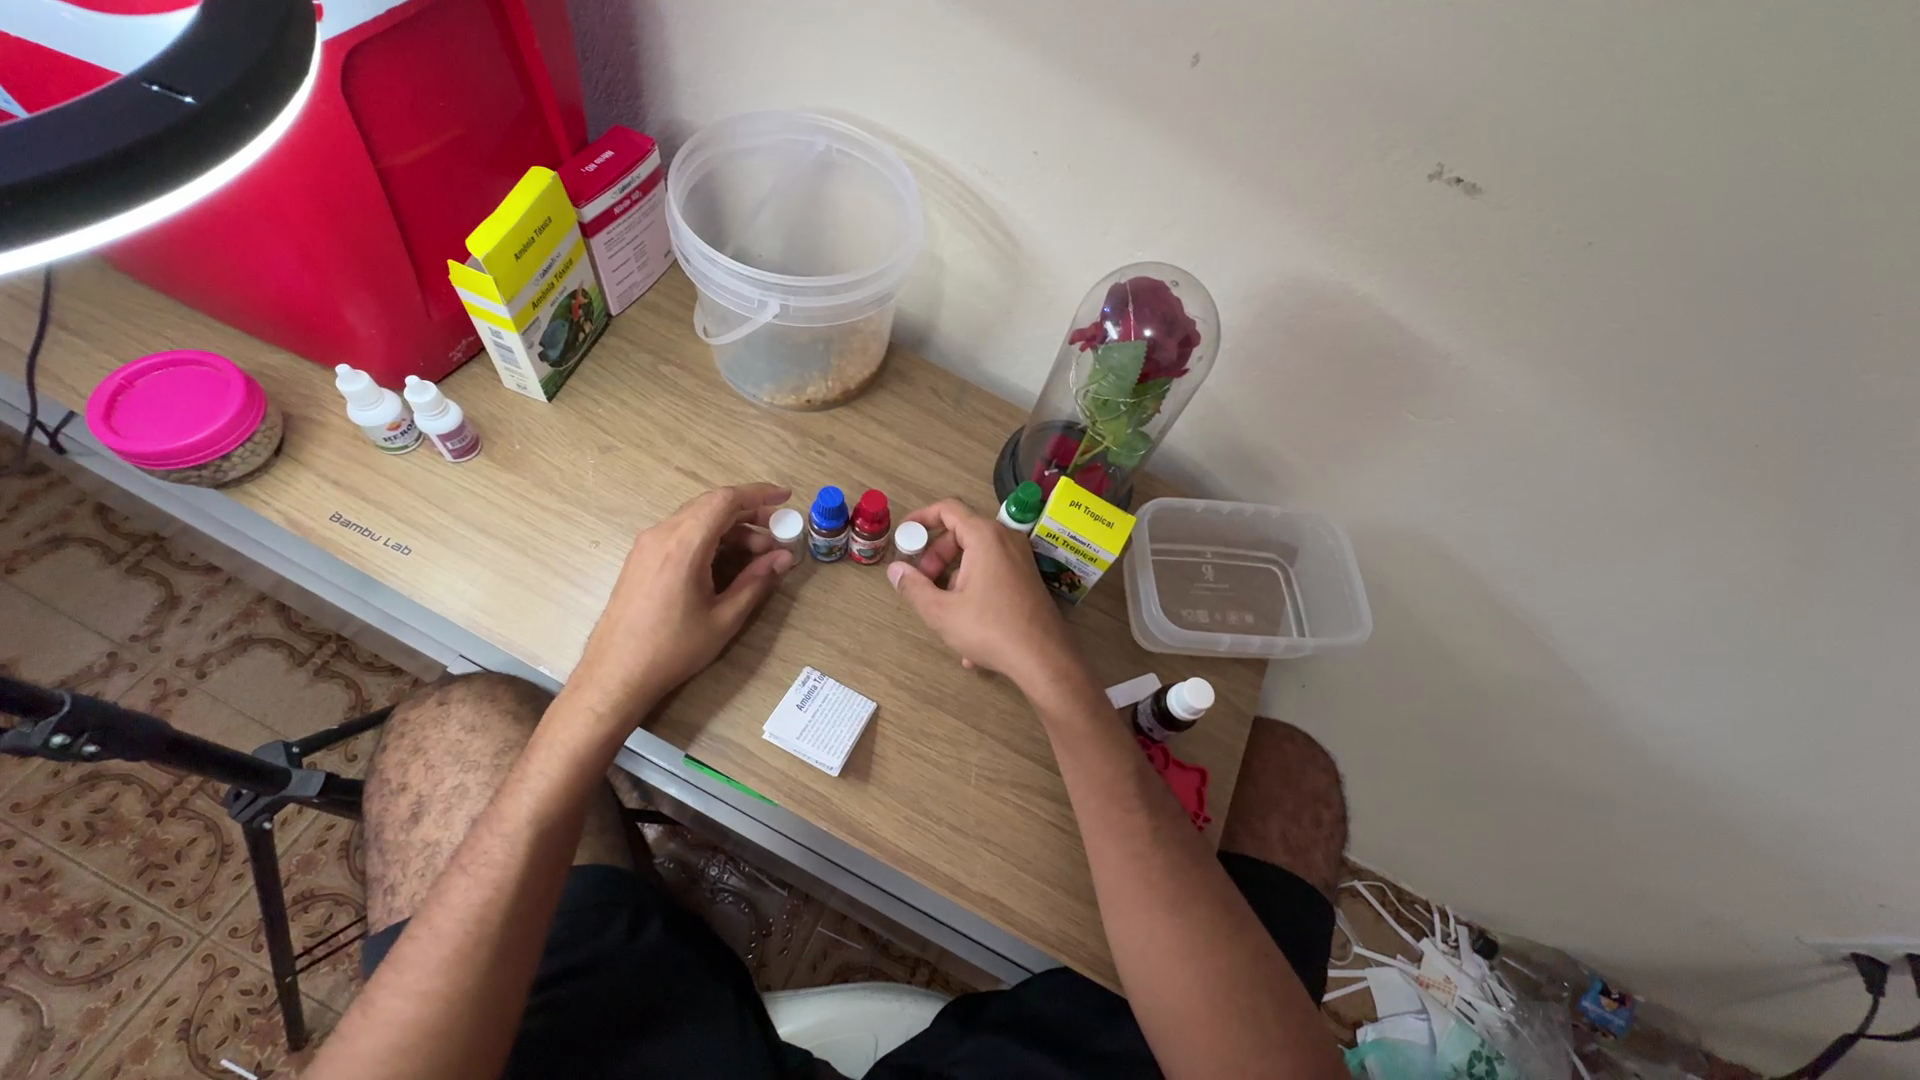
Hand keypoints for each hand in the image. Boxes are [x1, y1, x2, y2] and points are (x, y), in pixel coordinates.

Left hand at [571, 484, 795, 719]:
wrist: (616, 673)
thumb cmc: (672, 649)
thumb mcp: (724, 618)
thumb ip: (756, 582)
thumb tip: (784, 558)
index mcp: (683, 545)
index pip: (725, 501)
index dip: (759, 494)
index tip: (785, 497)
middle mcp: (661, 535)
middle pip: (710, 505)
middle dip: (748, 513)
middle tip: (777, 533)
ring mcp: (646, 545)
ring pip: (695, 518)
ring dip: (729, 527)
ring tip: (757, 553)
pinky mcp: (640, 558)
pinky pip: (680, 532)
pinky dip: (709, 536)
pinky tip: (725, 560)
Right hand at [886, 498, 1080, 686]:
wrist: (1044, 658)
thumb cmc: (991, 629)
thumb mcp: (942, 611)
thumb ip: (914, 587)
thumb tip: (896, 570)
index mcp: (985, 537)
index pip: (948, 509)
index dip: (921, 518)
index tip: (904, 535)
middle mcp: (1006, 540)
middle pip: (961, 535)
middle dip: (936, 557)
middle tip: (922, 583)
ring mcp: (1020, 559)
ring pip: (976, 558)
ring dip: (953, 580)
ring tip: (943, 615)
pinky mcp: (1027, 579)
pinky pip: (992, 575)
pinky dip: (974, 592)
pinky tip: (967, 631)